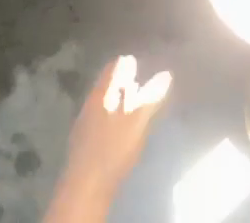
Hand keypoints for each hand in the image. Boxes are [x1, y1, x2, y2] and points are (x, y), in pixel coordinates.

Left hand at [58, 56, 173, 201]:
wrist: (86, 188)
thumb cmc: (113, 149)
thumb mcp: (137, 122)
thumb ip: (151, 97)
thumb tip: (166, 73)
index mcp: (100, 96)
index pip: (111, 69)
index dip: (125, 63)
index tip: (139, 61)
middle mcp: (88, 106)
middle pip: (105, 86)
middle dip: (122, 82)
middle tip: (140, 79)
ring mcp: (84, 125)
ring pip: (102, 103)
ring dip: (117, 100)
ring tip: (133, 102)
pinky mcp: (84, 143)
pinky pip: (100, 119)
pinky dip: (112, 116)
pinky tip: (120, 126)